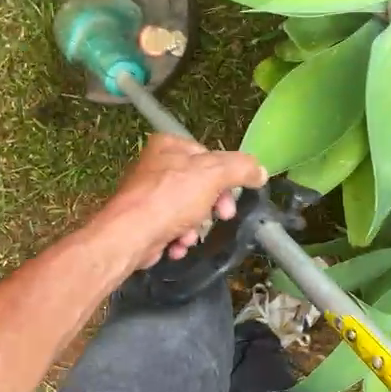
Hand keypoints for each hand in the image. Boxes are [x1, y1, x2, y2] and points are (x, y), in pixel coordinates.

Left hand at [93, 134, 266, 272]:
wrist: (130, 236)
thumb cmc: (170, 198)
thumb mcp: (213, 174)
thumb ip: (241, 168)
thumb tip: (260, 171)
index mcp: (168, 145)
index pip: (209, 156)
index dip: (225, 178)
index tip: (231, 197)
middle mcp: (154, 166)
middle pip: (199, 185)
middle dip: (210, 207)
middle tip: (220, 217)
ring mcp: (146, 195)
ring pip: (186, 210)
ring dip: (194, 227)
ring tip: (189, 237)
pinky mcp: (142, 221)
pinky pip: (170, 228)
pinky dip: (177, 239)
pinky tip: (176, 246)